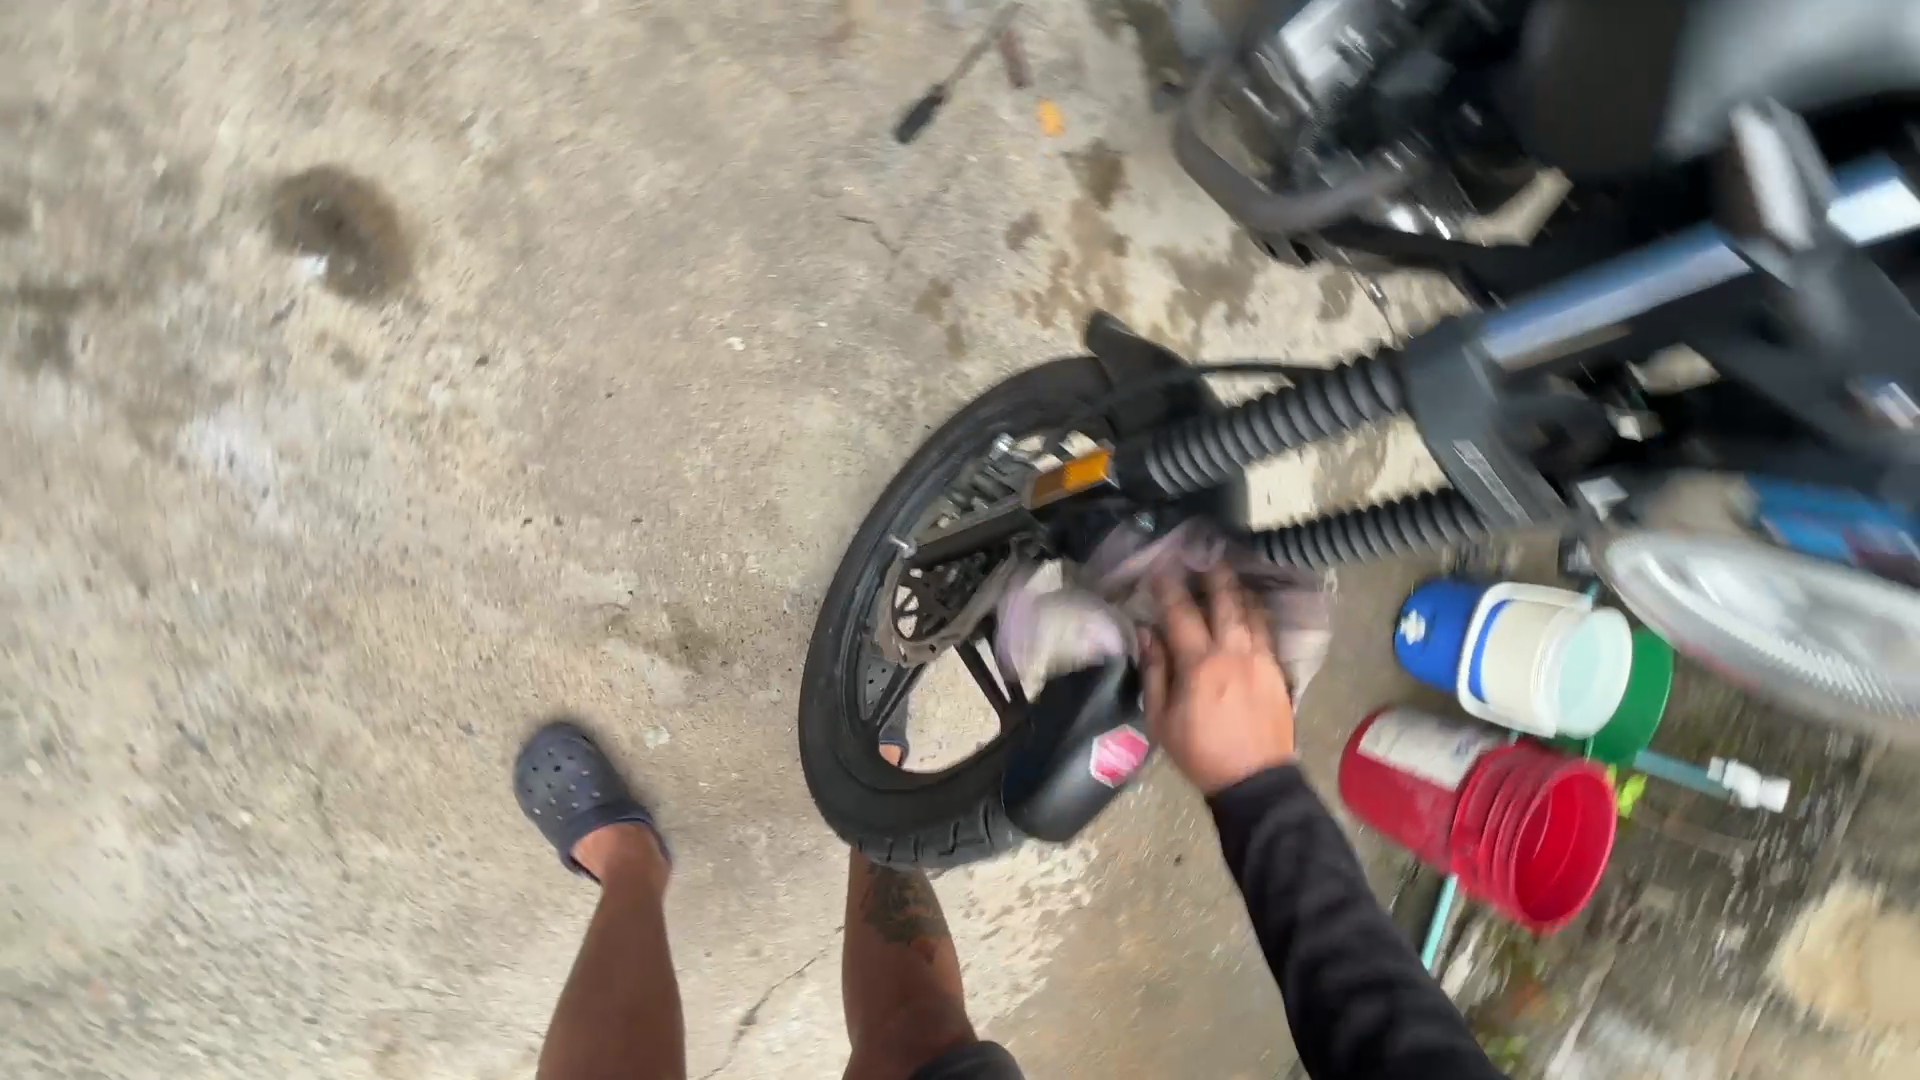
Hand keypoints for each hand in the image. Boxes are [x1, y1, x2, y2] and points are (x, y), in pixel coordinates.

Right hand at [1143, 565, 1296, 794]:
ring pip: (1251, 612)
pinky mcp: (1278, 672)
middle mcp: (1233, 653)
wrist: (1254, 781)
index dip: (1168, 588)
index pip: (1181, 613)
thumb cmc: (1199, 751)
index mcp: (1199, 664)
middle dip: (1213, 575)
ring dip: (1238, 590)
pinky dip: (1258, 613)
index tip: (1160, 570)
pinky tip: (1252, 607)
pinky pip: (1268, 631)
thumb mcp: (1160, 718)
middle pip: (1224, 601)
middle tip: (1204, 557)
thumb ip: (1154, 671)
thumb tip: (1148, 634)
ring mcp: (1260, 660)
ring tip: (1229, 574)